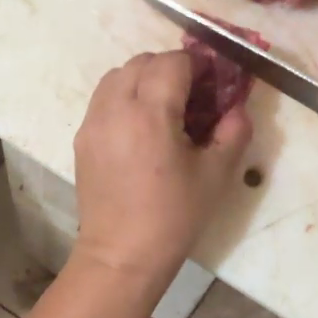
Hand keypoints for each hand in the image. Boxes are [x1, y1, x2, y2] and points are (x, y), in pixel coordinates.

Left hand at [70, 51, 251, 286]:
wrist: (121, 255)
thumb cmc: (173, 217)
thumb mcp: (216, 175)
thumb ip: (233, 132)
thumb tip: (237, 108)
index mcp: (149, 113)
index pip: (173, 62)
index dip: (197, 67)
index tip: (212, 88)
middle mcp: (114, 109)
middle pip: (141, 62)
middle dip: (169, 70)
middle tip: (191, 98)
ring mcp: (92, 125)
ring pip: (115, 77)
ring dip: (141, 80)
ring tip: (163, 111)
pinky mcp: (81, 142)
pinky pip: (102, 103)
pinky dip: (122, 101)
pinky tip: (140, 131)